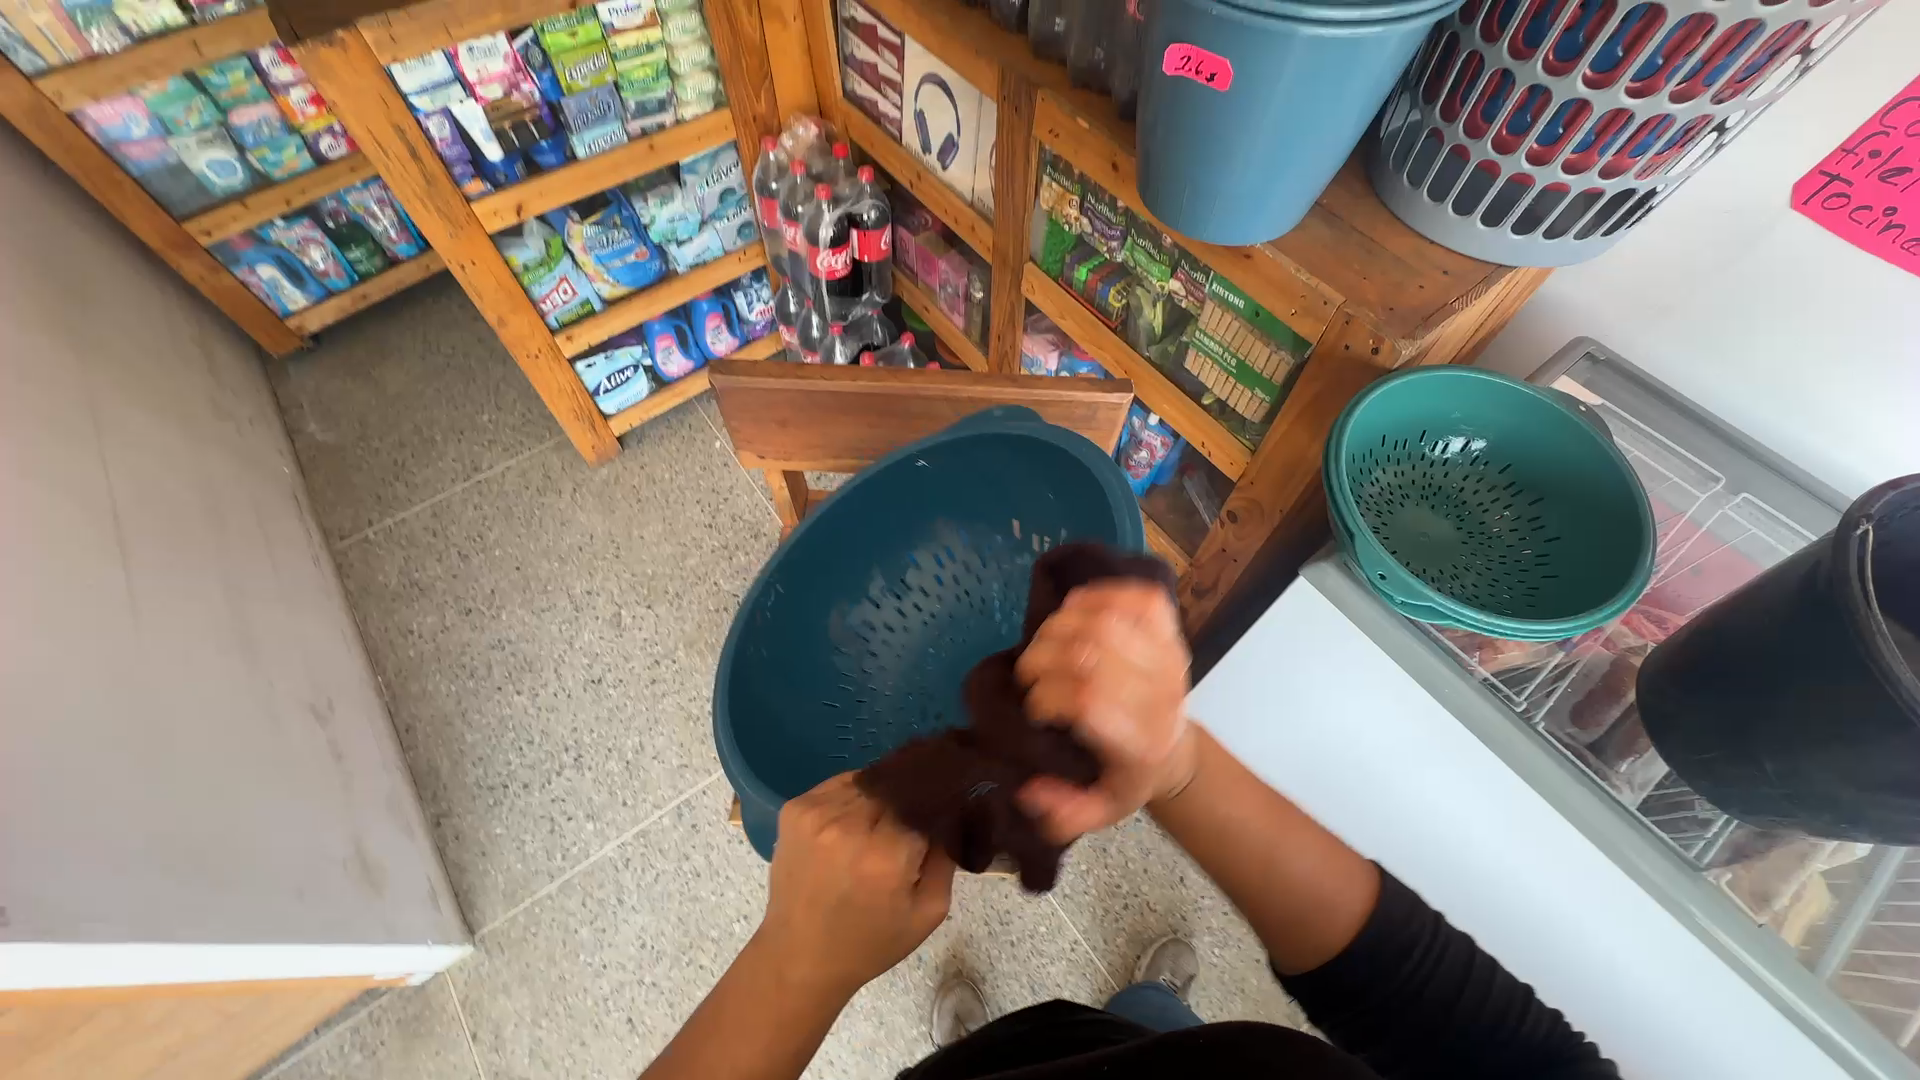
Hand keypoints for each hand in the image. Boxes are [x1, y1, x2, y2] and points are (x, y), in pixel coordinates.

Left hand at [755, 773, 955, 998]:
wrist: (799, 957)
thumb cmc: (870, 942)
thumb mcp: (928, 912)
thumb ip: (946, 858)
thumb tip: (951, 812)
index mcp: (886, 854)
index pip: (925, 803)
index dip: (934, 807)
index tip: (939, 815)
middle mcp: (849, 825)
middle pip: (894, 789)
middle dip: (906, 802)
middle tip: (907, 825)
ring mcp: (817, 812)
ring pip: (867, 782)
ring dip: (879, 797)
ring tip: (878, 825)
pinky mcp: (795, 808)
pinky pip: (839, 785)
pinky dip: (851, 796)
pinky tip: (851, 823)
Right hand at [1014, 581, 1194, 843]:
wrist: (1176, 752)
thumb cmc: (1128, 776)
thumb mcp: (1099, 811)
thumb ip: (1063, 813)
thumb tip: (1029, 792)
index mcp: (1141, 742)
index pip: (1088, 701)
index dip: (1048, 696)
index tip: (1034, 709)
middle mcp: (1160, 695)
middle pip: (1092, 653)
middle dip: (1044, 657)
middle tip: (1028, 672)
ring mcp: (1169, 658)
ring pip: (1107, 620)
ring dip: (1061, 625)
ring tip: (1043, 642)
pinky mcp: (1171, 632)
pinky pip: (1139, 598)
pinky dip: (1101, 594)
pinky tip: (1073, 608)